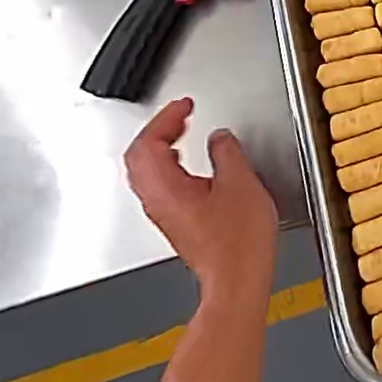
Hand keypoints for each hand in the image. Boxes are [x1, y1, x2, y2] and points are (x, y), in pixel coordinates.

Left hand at [124, 98, 277, 310]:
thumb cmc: (238, 239)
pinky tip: (189, 162)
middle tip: (180, 113)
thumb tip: (220, 138)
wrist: (238, 277)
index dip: (166, 118)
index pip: (149, 143)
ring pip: (146, 171)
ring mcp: (164, 213)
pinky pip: (160, 184)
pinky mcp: (177, 221)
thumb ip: (227, 153)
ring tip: (182, 130)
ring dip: (162, 145)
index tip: (185, 104)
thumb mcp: (241, 183)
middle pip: (139, 157)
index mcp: (166, 188)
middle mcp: (157, 201)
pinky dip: (170, 163)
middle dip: (158, 129)